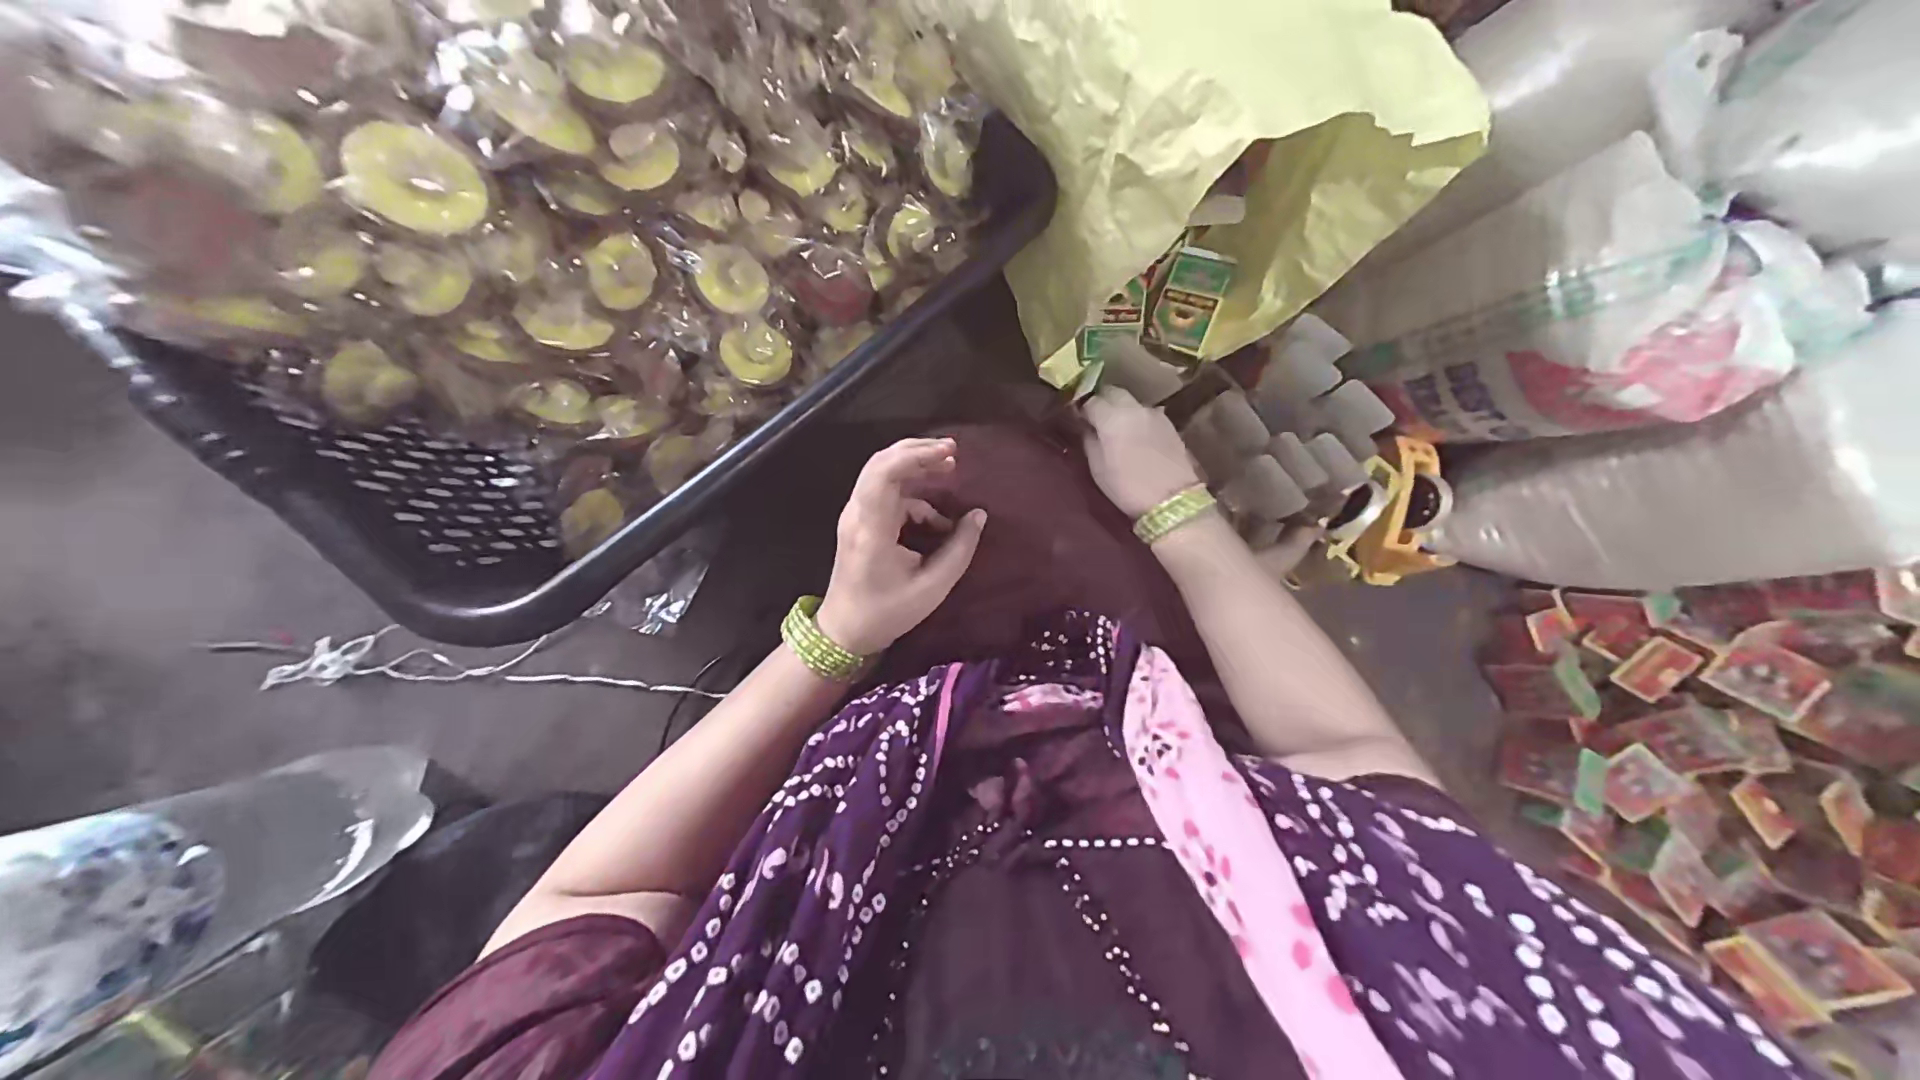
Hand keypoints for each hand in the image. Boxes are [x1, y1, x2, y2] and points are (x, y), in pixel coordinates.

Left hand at [815, 438, 986, 655]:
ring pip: (882, 474)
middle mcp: (858, 514)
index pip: (884, 474)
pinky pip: (886, 494)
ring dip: (915, 468)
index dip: (916, 456)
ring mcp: (856, 516)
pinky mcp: (860, 522)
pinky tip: (937, 518)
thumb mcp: (932, 587)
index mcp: (871, 528)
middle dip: (918, 452)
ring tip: (949, 470)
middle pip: (881, 463)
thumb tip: (978, 516)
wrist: (845, 631)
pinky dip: (913, 495)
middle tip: (953, 452)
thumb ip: (959, 549)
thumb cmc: (887, 613)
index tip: (949, 454)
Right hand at [1081, 386, 1202, 517]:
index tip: (1077, 419)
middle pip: (1113, 392)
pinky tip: (1135, 436)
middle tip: (1094, 418)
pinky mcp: (1169, 424)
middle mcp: (1134, 408)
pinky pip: (1145, 413)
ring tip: (1115, 428)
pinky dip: (1136, 418)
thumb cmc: (1127, 487)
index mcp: (1112, 417)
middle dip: (1101, 400)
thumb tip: (1087, 427)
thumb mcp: (1098, 468)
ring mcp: (1154, 414)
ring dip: (1120, 409)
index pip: (1091, 401)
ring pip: (1131, 401)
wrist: (1172, 500)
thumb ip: (1089, 441)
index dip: (1081, 408)